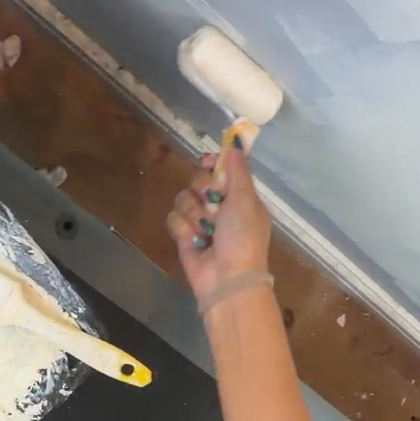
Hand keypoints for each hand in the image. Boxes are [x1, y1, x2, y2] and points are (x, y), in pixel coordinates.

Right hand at [165, 140, 272, 307]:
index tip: (207, 162)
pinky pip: (173, 218)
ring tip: (206, 231)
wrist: (227, 278)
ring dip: (194, 214)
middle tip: (214, 205)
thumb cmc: (243, 238)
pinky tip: (193, 240)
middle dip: (203, 191)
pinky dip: (182, 228)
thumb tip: (236, 142)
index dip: (213, 164)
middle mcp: (219, 206)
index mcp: (239, 195)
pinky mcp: (183, 236)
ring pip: (183, 198)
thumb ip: (238, 170)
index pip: (221, 168)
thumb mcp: (245, 199)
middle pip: (198, 180)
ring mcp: (200, 221)